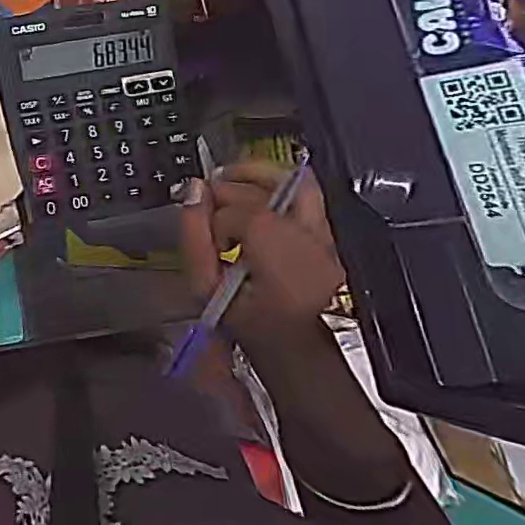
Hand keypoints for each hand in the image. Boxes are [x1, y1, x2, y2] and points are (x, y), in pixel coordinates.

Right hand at [178, 161, 343, 343]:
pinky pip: (306, 196)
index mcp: (277, 251)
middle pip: (264, 190)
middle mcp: (308, 237)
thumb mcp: (205, 288)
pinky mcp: (331, 236)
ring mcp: (326, 236)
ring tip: (230, 182)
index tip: (205, 234)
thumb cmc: (247, 324)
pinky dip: (277, 188)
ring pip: (294, 182)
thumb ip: (194, 235)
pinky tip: (255, 198)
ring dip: (257, 176)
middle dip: (229, 191)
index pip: (237, 211)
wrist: (294, 348)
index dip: (212, 217)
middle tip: (208, 200)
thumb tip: (193, 190)